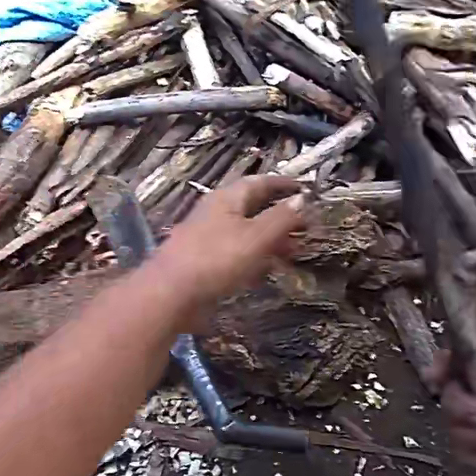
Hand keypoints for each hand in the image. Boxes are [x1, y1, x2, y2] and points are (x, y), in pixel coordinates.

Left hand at [146, 175, 306, 318]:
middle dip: (280, 218)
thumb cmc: (216, 258)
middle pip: (252, 209)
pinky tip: (263, 273)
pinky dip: (252, 260)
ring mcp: (206, 239)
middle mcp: (215, 213)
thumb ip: (281, 218)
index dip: (283, 185)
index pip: (259, 182)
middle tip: (305, 230)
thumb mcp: (257, 236)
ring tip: (292, 254)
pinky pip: (233, 256)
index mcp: (227, 199)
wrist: (170, 293)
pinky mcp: (202, 263)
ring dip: (269, 241)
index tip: (305, 190)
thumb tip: (302, 200)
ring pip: (244, 234)